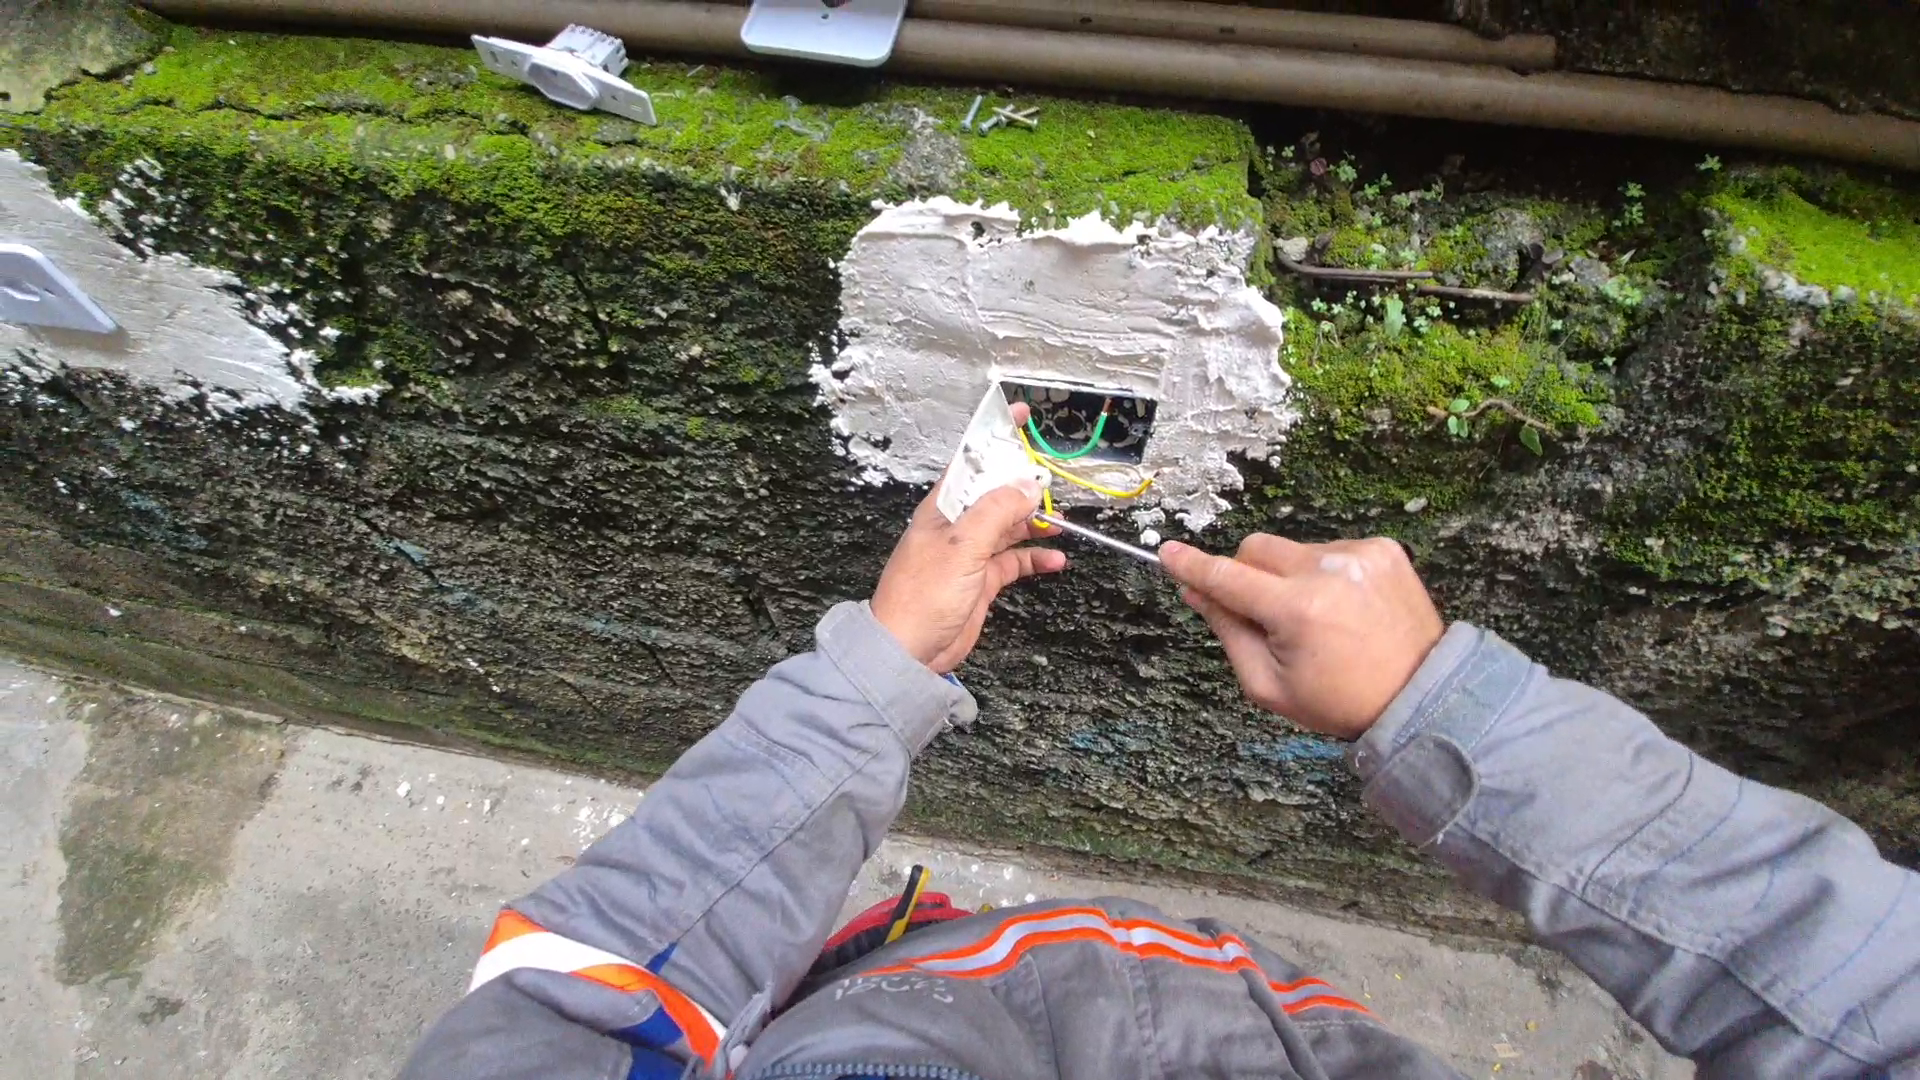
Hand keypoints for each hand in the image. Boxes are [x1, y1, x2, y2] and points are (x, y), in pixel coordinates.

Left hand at [871, 406, 1066, 672]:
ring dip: (1034, 522)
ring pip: (1008, 527)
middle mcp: (956, 526)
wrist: (909, 650)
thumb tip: (1027, 484)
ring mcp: (970, 553)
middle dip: (1024, 484)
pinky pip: (1014, 561)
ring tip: (1060, 521)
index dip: (995, 437)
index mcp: (943, 508)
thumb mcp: (961, 547)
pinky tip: (1055, 560)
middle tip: (1054, 481)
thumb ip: (996, 512)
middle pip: (995, 493)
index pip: (971, 460)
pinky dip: (1034, 559)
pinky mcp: (981, 580)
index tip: (1020, 416)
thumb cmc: (922, 596)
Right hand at [1159, 534, 1443, 739]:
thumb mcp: (1266, 683)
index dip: (1192, 566)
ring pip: (1288, 549)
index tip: (1166, 553)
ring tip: (1314, 615)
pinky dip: (1320, 571)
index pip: (1227, 578)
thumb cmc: (1337, 701)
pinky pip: (1326, 547)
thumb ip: (1227, 630)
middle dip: (1245, 576)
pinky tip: (1340, 604)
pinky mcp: (1384, 549)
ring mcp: (1360, 554)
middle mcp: (1328, 571)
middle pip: (1254, 549)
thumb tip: (1195, 591)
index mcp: (1297, 610)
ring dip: (1284, 575)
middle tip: (1262, 613)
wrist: (1424, 698)